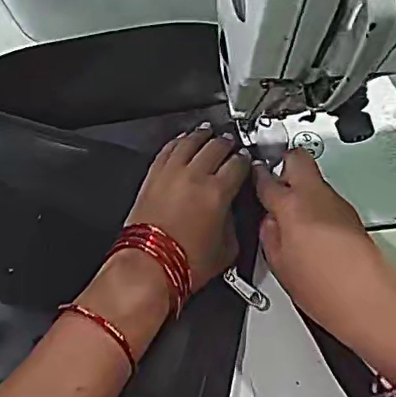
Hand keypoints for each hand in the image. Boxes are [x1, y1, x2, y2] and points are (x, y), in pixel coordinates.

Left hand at [124, 124, 249, 289]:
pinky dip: (177, 142)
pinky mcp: (152, 177)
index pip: (238, 164)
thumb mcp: (227, 248)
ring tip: (207, 132)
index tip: (246, 160)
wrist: (149, 265)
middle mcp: (194, 177)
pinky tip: (180, 141)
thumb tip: (231, 215)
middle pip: (215, 147)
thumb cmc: (183, 262)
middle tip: (231, 142)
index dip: (245, 160)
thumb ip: (233, 224)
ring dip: (202, 135)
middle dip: (227, 143)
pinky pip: (167, 150)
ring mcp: (171, 174)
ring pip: (189, 142)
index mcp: (218, 192)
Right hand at [255, 151, 395, 352]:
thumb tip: (268, 223)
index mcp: (292, 205)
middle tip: (273, 179)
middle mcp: (318, 197)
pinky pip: (328, 200)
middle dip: (283, 163)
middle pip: (297, 159)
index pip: (267, 177)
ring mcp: (339, 205)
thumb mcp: (279, 264)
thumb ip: (268, 234)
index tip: (253, 175)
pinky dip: (316, 207)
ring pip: (315, 180)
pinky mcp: (353, 217)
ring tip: (291, 215)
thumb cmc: (328, 291)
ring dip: (300, 188)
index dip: (256, 174)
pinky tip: (310, 231)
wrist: (369, 305)